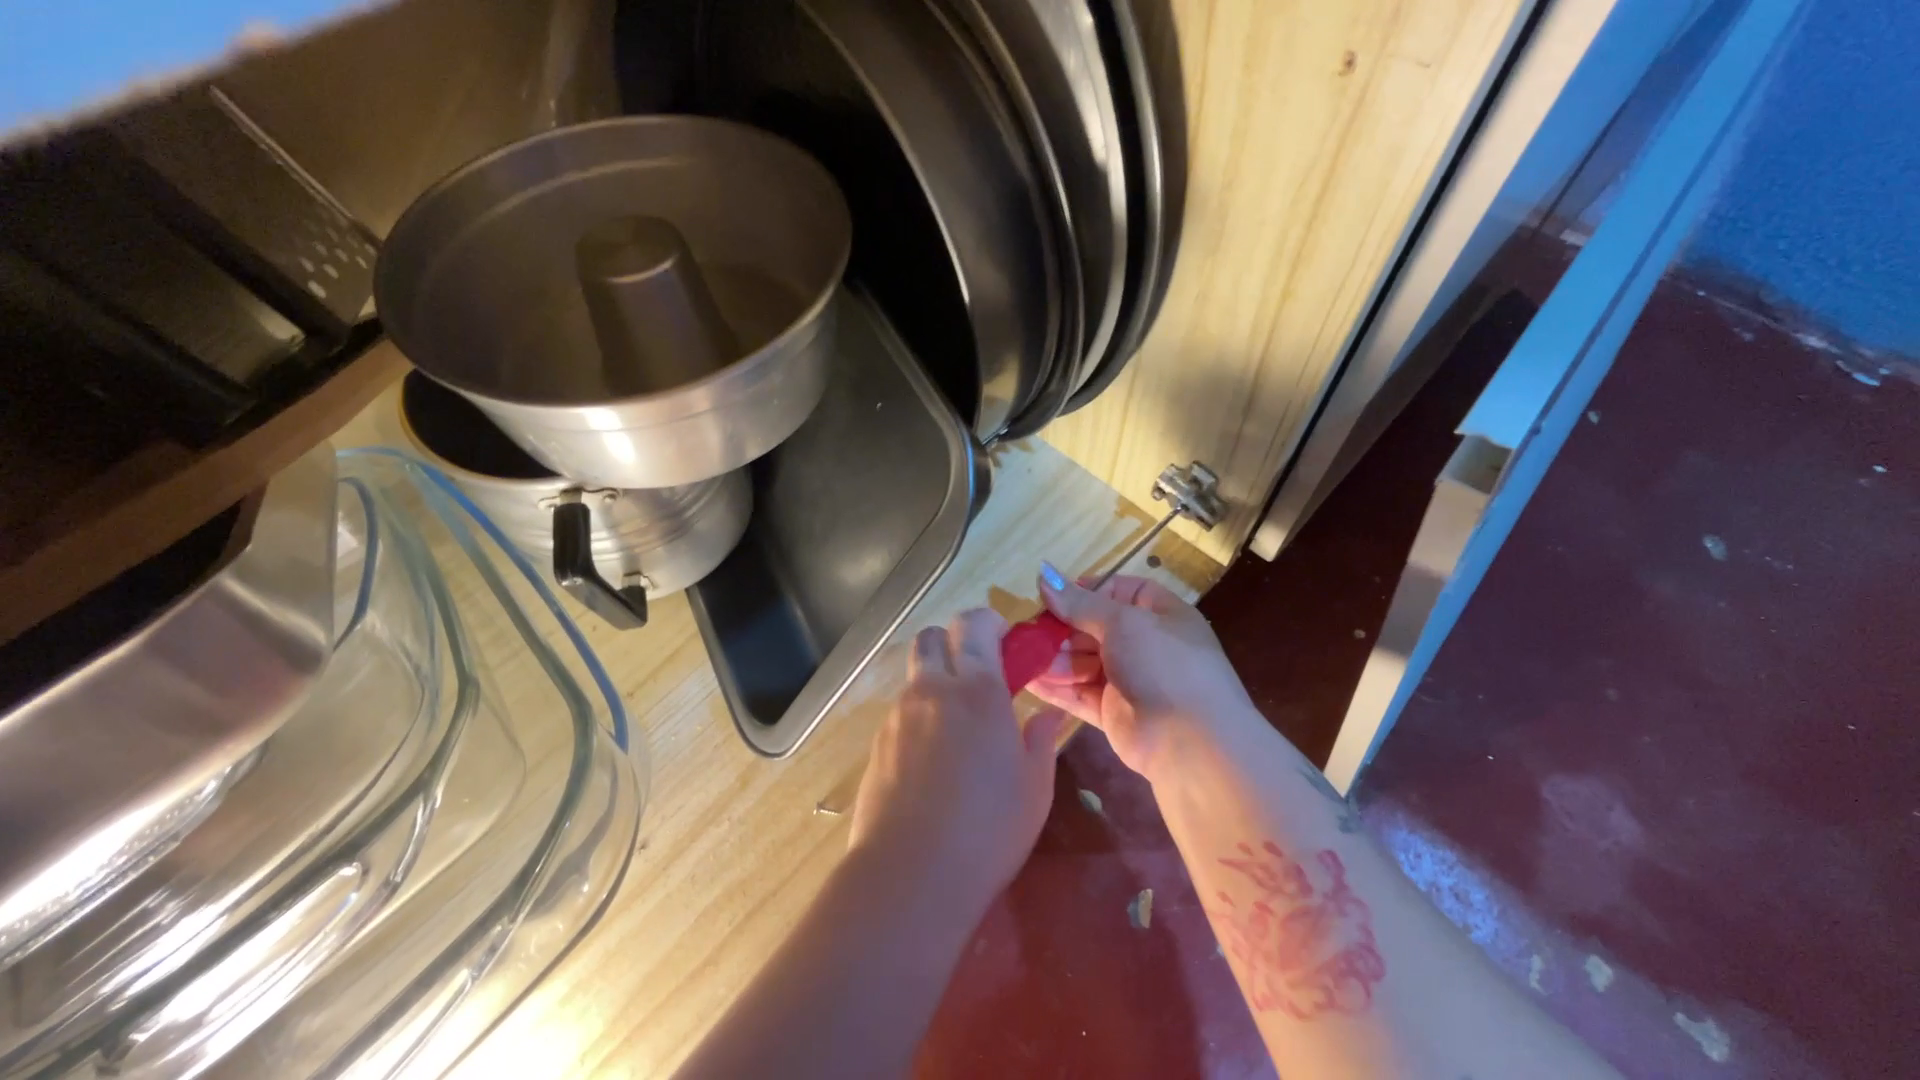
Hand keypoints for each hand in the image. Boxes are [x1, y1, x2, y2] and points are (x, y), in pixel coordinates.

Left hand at [849, 609, 1069, 910]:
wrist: (912, 873)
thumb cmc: (989, 829)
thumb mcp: (1034, 787)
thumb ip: (1040, 741)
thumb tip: (1046, 716)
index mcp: (977, 691)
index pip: (973, 624)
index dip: (988, 623)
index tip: (1004, 643)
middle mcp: (932, 691)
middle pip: (931, 637)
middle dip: (953, 643)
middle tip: (977, 677)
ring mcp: (898, 717)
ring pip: (914, 677)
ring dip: (935, 684)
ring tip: (957, 731)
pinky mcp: (877, 746)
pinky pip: (900, 715)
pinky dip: (918, 720)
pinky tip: (932, 764)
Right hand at [1028, 574, 1256, 778]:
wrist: (1190, 740)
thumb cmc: (1163, 664)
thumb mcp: (1123, 622)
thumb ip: (1080, 603)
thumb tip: (1045, 574)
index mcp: (1161, 615)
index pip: (1121, 591)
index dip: (1087, 591)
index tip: (1052, 596)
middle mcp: (1147, 645)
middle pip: (1095, 628)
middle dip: (1062, 629)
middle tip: (1028, 631)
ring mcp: (1130, 681)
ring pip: (1084, 662)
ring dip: (1055, 659)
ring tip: (1022, 656)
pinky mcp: (1114, 713)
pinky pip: (1080, 694)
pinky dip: (1056, 687)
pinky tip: (1027, 680)